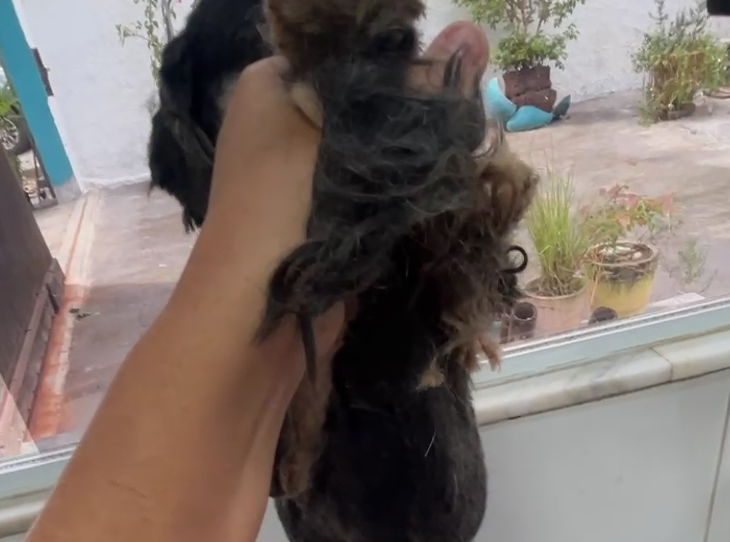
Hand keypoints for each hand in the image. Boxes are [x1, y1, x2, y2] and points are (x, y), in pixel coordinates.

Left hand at [187, 23, 490, 319]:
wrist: (256, 321)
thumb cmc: (284, 210)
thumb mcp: (344, 136)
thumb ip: (408, 94)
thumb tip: (473, 32)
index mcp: (271, 87)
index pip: (347, 53)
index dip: (399, 62)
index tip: (449, 74)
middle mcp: (286, 130)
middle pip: (368, 108)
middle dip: (413, 119)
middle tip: (465, 119)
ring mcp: (309, 185)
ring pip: (379, 160)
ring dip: (414, 166)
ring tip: (462, 155)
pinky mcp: (331, 230)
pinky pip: (378, 204)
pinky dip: (405, 204)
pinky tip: (443, 196)